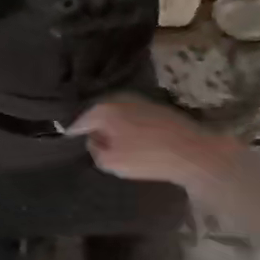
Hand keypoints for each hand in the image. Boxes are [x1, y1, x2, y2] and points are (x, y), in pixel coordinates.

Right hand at [67, 96, 240, 188]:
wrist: (193, 150)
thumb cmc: (146, 157)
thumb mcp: (110, 162)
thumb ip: (95, 150)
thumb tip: (95, 140)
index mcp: (103, 109)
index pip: (79, 121)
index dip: (72, 132)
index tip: (66, 139)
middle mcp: (119, 98)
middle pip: (98, 114)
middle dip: (94, 126)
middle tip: (89, 141)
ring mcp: (140, 100)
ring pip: (117, 114)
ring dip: (113, 126)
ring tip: (110, 141)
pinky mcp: (157, 107)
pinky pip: (132, 116)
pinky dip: (128, 125)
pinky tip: (131, 138)